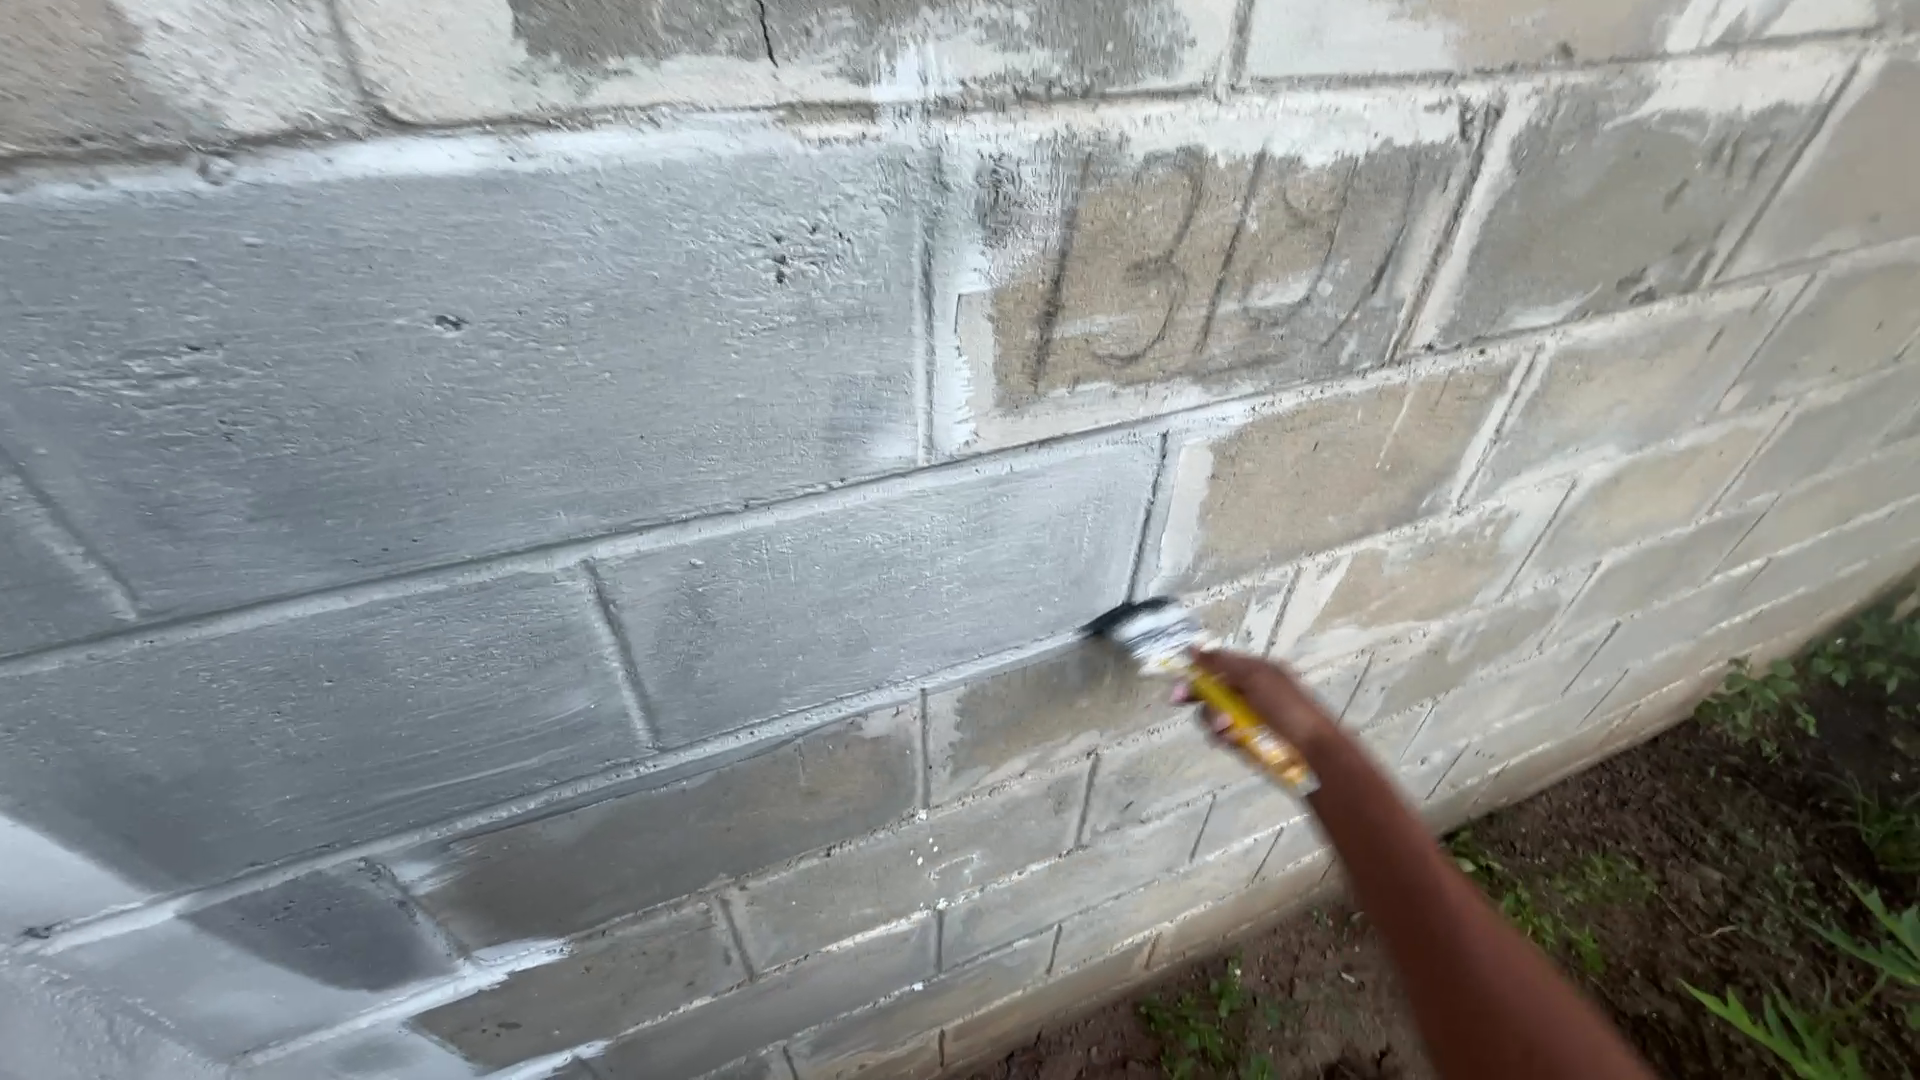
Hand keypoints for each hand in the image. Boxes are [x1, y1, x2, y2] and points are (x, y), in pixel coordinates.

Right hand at [1177, 649, 1339, 757]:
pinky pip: (1222, 735)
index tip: (1179, 686)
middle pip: (1210, 691)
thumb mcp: (1256, 677)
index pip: (1217, 666)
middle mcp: (1249, 692)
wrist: (1315, 753)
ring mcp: (1247, 717)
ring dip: (1215, 721)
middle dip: (1206, 702)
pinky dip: (1224, 737)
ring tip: (1229, 730)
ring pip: (1212, 715)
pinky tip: (1233, 741)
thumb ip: (1222, 663)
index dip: (1196, 673)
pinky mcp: (1246, 741)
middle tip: (1203, 712)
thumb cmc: (1288, 709)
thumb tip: (1192, 649)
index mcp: (1255, 671)